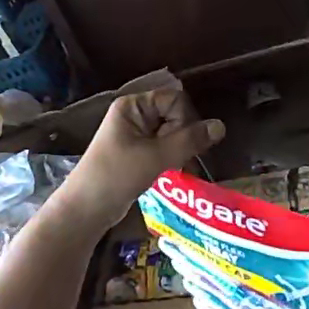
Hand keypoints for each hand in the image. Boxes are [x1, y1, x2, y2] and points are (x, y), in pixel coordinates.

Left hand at [59, 86, 224, 230]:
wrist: (87, 209)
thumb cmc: (116, 176)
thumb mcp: (155, 157)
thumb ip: (189, 140)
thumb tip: (220, 126)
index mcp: (133, 106)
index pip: (173, 99)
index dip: (184, 120)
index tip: (180, 144)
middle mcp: (134, 115)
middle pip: (174, 116)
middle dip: (182, 138)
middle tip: (175, 160)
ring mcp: (135, 135)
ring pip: (171, 135)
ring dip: (178, 152)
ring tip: (174, 170)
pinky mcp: (137, 154)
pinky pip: (163, 149)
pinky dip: (170, 160)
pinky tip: (170, 175)